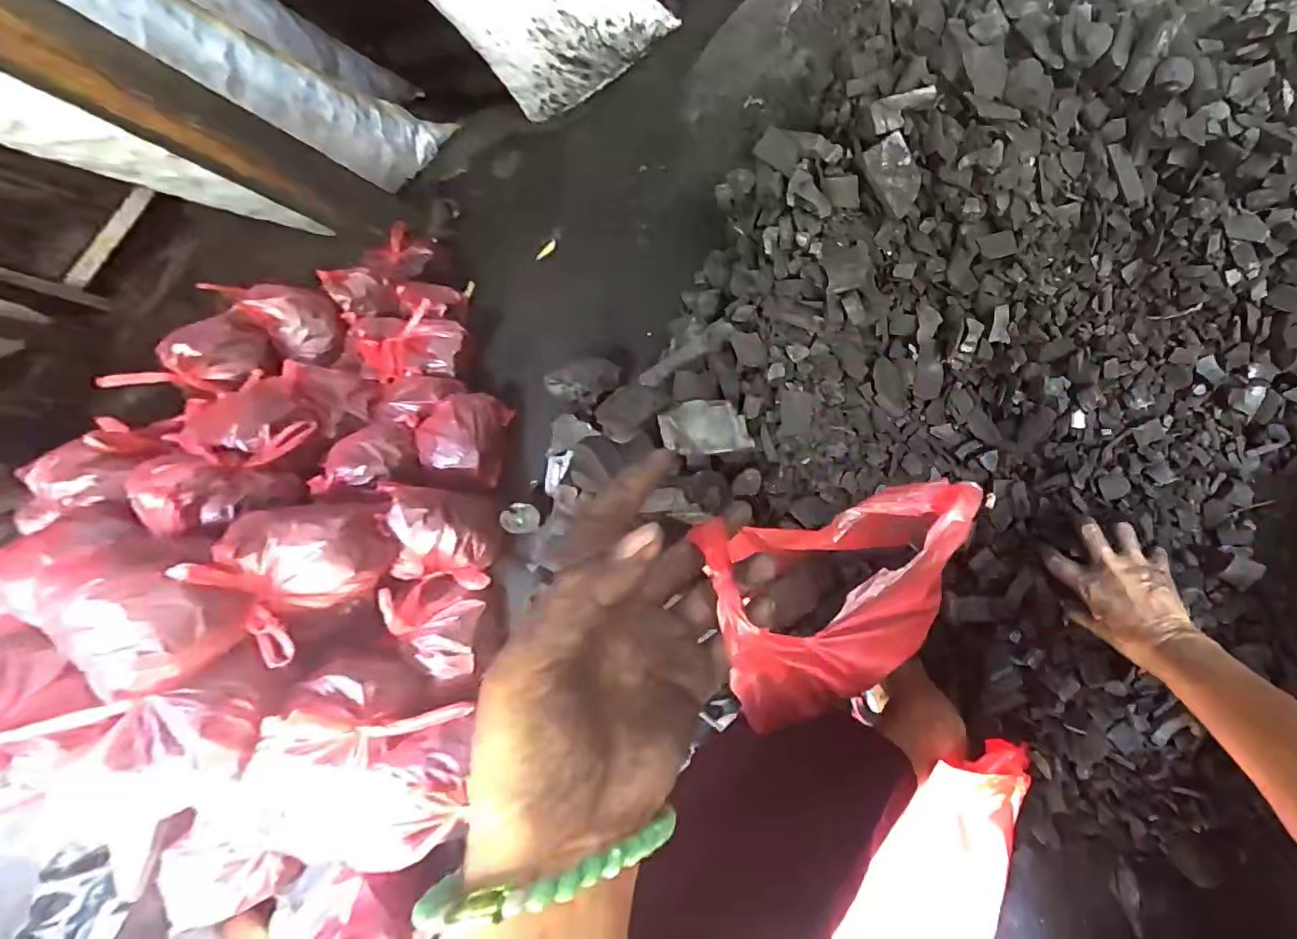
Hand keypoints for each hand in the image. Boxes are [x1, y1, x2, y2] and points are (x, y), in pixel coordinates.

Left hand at [463, 452, 728, 883]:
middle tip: (742, 514)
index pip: (602, 532)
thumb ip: (586, 594)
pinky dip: (747, 618)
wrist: (560, 835)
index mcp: (577, 604)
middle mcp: (621, 616)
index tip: (666, 460)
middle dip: (704, 533)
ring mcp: (658, 648)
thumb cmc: (529, 745)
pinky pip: (724, 639)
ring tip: (766, 555)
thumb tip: (648, 535)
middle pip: (669, 559)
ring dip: (734, 572)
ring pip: (703, 593)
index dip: (629, 493)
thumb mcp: (533, 664)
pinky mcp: (689, 683)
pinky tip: (767, 602)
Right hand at [1043, 520, 1200, 663]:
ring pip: (1123, 530)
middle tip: (1083, 524)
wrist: (1167, 642)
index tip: (1041, 545)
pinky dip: (1152, 554)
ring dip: (1120, 532)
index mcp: (1087, 582)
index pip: (1057, 561)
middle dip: (1083, 523)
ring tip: (1120, 535)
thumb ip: (1079, 613)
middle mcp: (1107, 564)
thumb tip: (1065, 605)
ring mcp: (1133, 561)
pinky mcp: (1157, 565)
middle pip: (1089, 529)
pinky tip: (1151, 559)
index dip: (1046, 551)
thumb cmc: (1128, 639)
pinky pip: (1155, 550)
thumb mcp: (1098, 630)